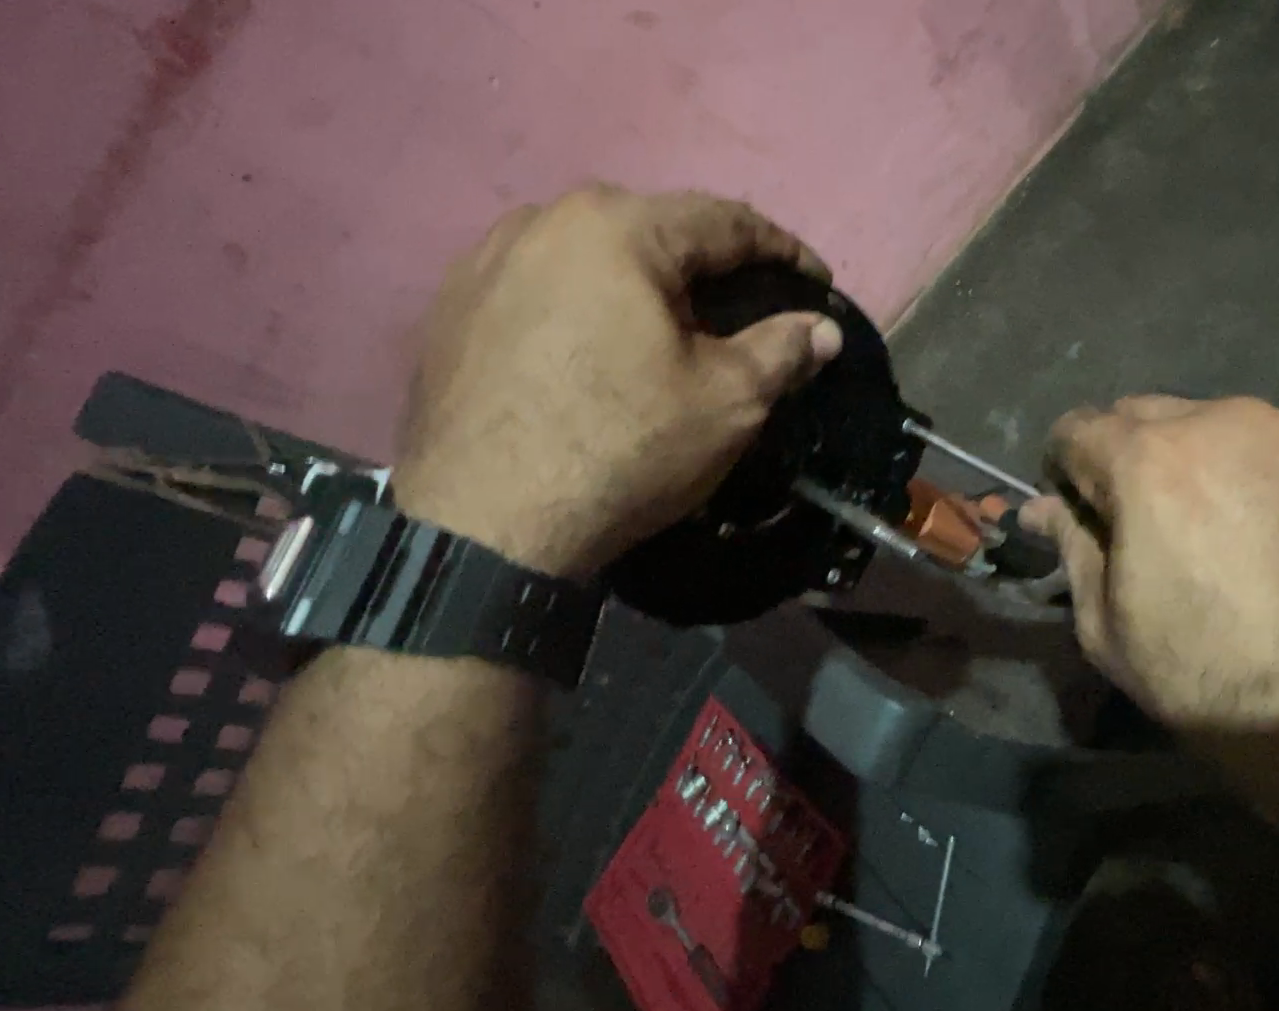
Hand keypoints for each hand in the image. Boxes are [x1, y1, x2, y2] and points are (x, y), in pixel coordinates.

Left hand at [394, 187, 842, 577]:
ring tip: (671, 333)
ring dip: (644, 287)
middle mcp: (543, 220)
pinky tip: (598, 354)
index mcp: (618, 228)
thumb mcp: (729, 401)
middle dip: (710, 268)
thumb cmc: (626, 447)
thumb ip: (783, 351)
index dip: (783, 252)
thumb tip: (825, 329)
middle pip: (653, 232)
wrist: (488, 521)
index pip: (724, 221)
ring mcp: (485, 261)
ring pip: (592, 258)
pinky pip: (543, 290)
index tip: (816, 283)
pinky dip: (587, 309)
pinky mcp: (453, 308)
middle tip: (744, 312)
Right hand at [1024, 395, 1278, 725]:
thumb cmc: (1208, 675)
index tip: (1078, 510)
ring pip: (1216, 420)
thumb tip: (1044, 510)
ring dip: (1199, 455)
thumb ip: (1073, 549)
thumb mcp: (1108, 626)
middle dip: (1128, 456)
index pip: (1075, 429)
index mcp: (1145, 459)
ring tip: (1221, 518)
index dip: (1064, 470)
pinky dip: (1266, 462)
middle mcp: (1218, 419)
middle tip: (1144, 519)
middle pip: (1145, 413)